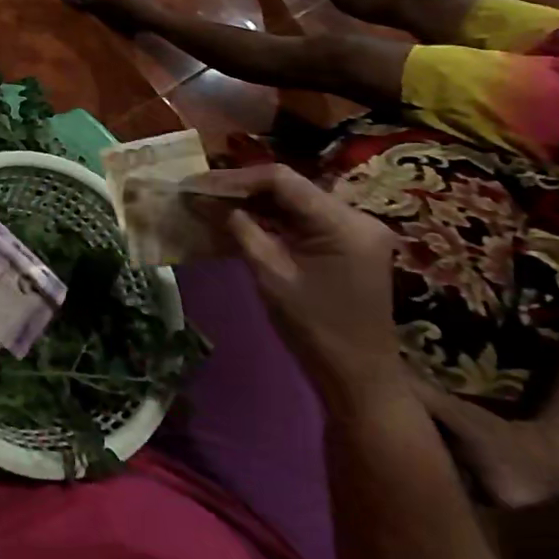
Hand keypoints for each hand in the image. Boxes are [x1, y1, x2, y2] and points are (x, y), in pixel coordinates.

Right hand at [191, 165, 400, 390]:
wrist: (359, 378)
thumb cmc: (314, 330)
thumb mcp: (271, 276)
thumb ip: (240, 229)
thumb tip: (205, 200)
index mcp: (343, 222)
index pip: (282, 180)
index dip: (236, 179)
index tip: (199, 185)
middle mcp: (355, 215)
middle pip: (289, 186)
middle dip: (242, 188)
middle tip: (200, 191)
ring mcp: (354, 228)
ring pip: (294, 200)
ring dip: (255, 202)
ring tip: (213, 202)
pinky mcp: (348, 241)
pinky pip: (304, 218)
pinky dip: (272, 218)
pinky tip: (241, 218)